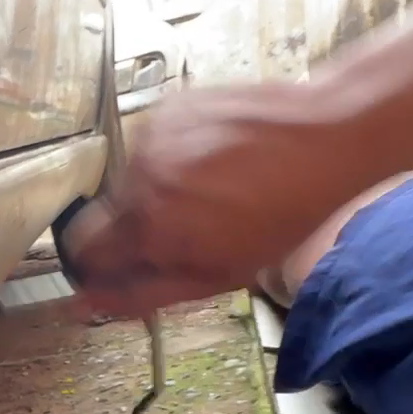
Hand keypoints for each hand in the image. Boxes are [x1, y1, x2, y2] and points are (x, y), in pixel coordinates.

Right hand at [69, 81, 406, 317]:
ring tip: (205, 191)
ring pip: (128, 181)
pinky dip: (169, 159)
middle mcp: (138, 179)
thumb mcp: (212, 275)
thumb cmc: (279, 217)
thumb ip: (141, 294)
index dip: (102, 262)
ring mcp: (151, 138)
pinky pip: (148, 147)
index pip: (84, 252)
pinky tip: (210, 161)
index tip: (126, 264)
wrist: (330, 134)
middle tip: (179, 229)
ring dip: (154, 193)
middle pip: (104, 217)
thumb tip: (82, 305)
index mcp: (146, 227)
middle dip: (131, 229)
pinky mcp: (168, 108)